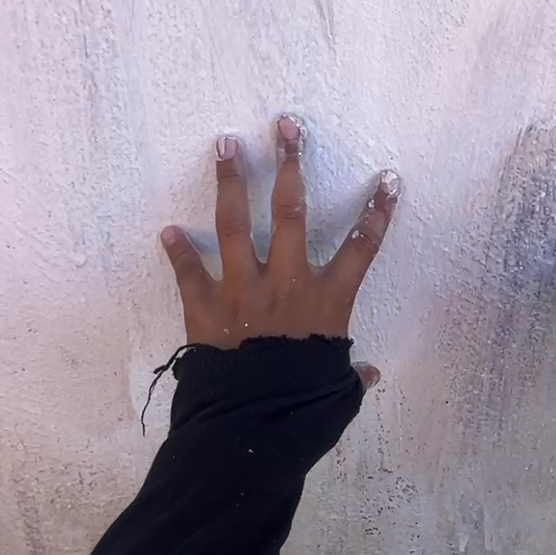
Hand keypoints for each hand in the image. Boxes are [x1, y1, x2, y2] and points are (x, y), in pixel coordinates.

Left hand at [158, 114, 399, 383]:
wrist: (249, 428)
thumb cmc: (301, 408)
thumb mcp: (335, 392)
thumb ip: (350, 376)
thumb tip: (369, 375)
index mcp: (326, 301)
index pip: (361, 247)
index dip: (378, 212)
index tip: (388, 179)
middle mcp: (286, 283)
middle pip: (292, 212)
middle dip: (291, 165)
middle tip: (285, 126)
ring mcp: (243, 291)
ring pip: (237, 226)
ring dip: (232, 183)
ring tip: (226, 144)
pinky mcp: (206, 310)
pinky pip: (190, 276)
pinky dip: (178, 254)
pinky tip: (166, 231)